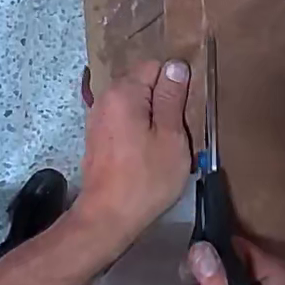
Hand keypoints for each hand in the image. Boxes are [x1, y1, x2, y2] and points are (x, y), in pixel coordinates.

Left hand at [70, 59, 193, 251]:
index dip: (176, 81)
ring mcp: (98, 117)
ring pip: (134, 102)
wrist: (107, 217)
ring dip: (152, 115)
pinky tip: (147, 150)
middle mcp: (106, 98)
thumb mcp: (171, 137)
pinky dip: (138, 127)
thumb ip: (173, 98)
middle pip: (143, 82)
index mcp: (124, 92)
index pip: (155, 66)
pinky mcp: (97, 136)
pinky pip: (123, 118)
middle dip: (163, 98)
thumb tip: (176, 66)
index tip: (187, 107)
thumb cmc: (145, 179)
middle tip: (179, 128)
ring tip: (165, 141)